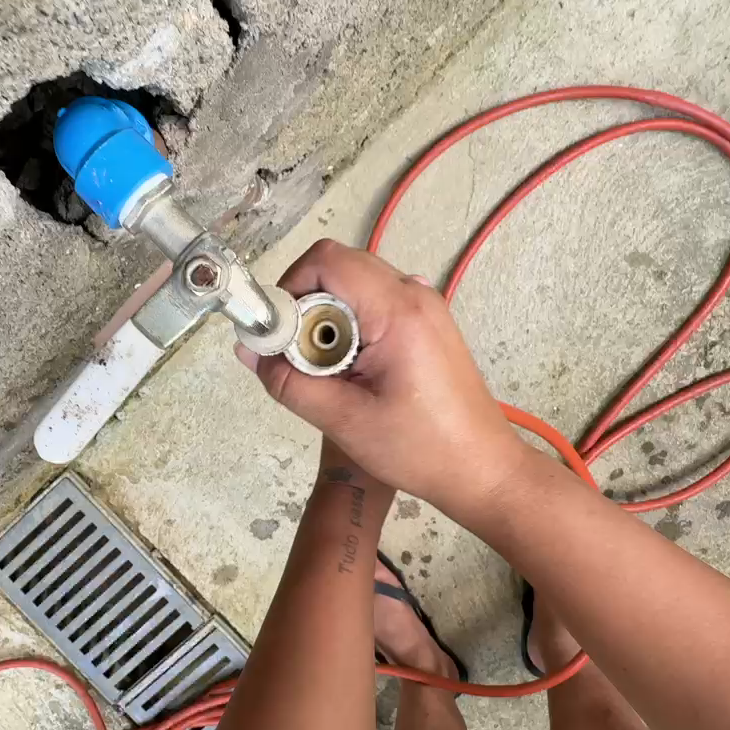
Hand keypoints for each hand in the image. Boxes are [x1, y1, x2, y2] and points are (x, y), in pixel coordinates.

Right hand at [235, 240, 528, 513]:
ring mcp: (425, 305)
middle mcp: (414, 294)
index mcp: (397, 311)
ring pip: (355, 284)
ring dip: (328, 317)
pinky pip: (374, 302)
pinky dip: (350, 324)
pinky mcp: (427, 322)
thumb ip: (289, 381)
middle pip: (339, 266)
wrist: (481, 468)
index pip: (327, 260)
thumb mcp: (343, 421)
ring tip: (328, 370)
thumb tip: (248, 350)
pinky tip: (353, 369)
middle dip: (306, 304)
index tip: (279, 333)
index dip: (290, 286)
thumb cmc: (419, 449)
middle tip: (299, 356)